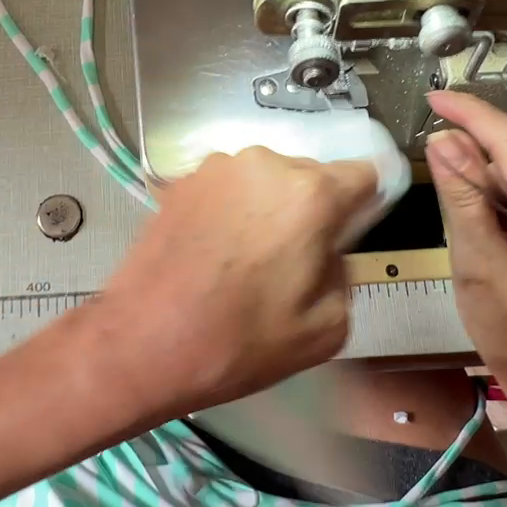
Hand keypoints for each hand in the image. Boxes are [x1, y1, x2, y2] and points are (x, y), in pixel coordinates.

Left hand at [77, 147, 379, 423]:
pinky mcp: (180, 181)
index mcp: (311, 194)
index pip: (364, 175)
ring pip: (265, 181)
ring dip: (268, 208)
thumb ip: (344, 272)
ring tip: (245, 258)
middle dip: (311, 210)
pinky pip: (227, 189)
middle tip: (292, 259)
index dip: (362, 205)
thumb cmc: (240, 341)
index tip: (348, 234)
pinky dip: (230, 211)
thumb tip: (328, 250)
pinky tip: (213, 252)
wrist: (143, 341)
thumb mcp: (327, 327)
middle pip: (310, 177)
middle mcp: (265, 164)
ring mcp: (217, 168)